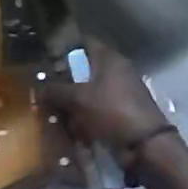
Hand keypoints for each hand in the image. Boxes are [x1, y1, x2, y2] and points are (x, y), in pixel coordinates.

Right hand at [39, 39, 174, 148]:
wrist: (146, 145)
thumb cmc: (111, 111)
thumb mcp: (78, 99)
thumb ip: (56, 91)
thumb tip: (40, 88)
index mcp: (109, 59)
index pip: (84, 43)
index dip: (65, 49)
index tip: (48, 61)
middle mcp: (117, 71)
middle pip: (85, 70)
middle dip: (66, 82)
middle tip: (48, 91)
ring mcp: (122, 92)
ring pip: (90, 92)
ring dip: (74, 103)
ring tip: (57, 113)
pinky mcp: (124, 112)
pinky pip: (99, 110)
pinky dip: (86, 117)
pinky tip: (73, 129)